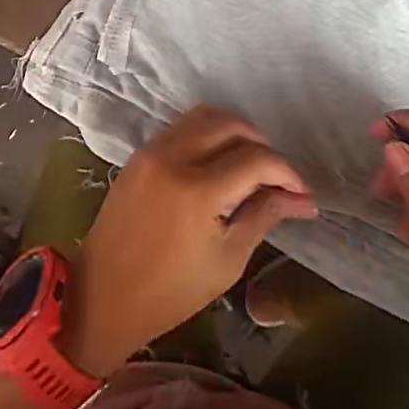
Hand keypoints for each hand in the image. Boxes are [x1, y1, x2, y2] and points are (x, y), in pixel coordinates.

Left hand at [59, 105, 318, 376]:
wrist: (104, 293)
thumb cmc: (171, 290)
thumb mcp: (228, 259)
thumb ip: (264, 215)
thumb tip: (303, 199)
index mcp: (198, 190)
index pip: (256, 159)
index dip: (287, 172)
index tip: (301, 192)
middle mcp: (174, 157)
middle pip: (231, 124)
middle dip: (261, 143)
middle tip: (275, 174)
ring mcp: (153, 150)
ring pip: (204, 115)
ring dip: (233, 129)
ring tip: (248, 161)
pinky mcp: (140, 152)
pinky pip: (181, 126)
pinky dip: (206, 132)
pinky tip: (217, 160)